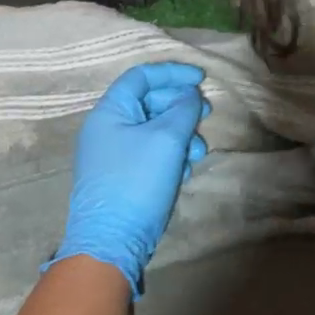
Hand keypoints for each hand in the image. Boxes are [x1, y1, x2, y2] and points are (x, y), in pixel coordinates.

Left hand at [50, 62, 209, 297]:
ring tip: (197, 152)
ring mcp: (115, 153)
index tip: (202, 80)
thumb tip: (190, 94)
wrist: (112, 241)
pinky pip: (153, 151)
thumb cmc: (137, 180)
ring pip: (156, 128)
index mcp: (110, 112)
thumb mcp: (166, 138)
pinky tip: (185, 170)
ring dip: (182, 134)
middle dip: (182, 107)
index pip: (141, 77)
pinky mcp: (125, 175)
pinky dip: (172, 153)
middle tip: (205, 116)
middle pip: (151, 101)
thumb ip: (183, 109)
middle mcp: (108, 128)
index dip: (173, 73)